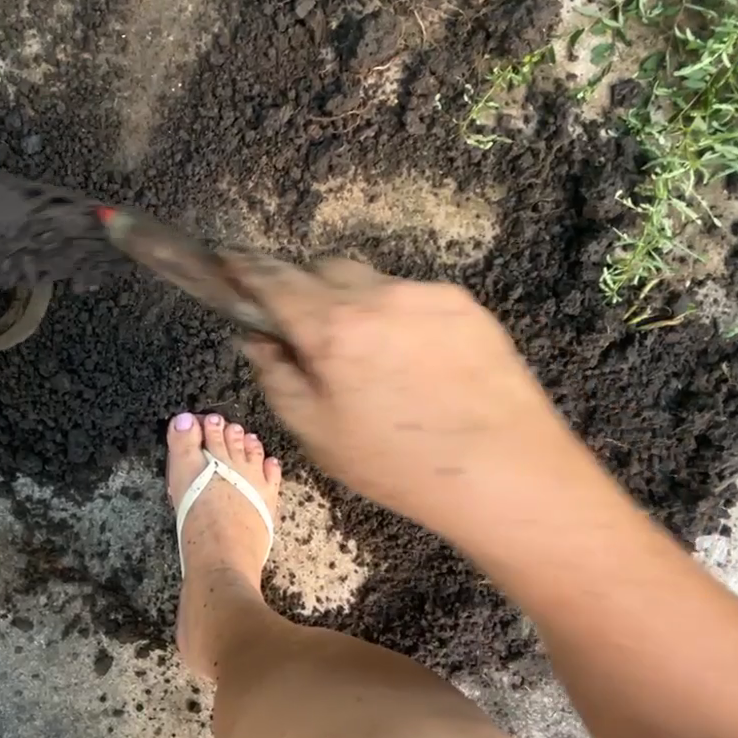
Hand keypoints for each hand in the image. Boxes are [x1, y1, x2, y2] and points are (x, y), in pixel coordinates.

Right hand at [233, 255, 604, 544]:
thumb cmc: (396, 465)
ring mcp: (426, 296)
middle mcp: (378, 297)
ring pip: (369, 282)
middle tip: (307, 333)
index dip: (245, 268)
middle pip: (322, 268)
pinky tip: (409, 364)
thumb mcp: (314, 432)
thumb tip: (258, 339)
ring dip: (352, 304)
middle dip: (304, 289)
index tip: (230, 263)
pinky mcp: (465, 306)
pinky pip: (411, 297)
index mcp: (332, 329)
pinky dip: (394, 317)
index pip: (274, 279)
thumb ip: (275, 376)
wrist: (507, 474)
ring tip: (367, 358)